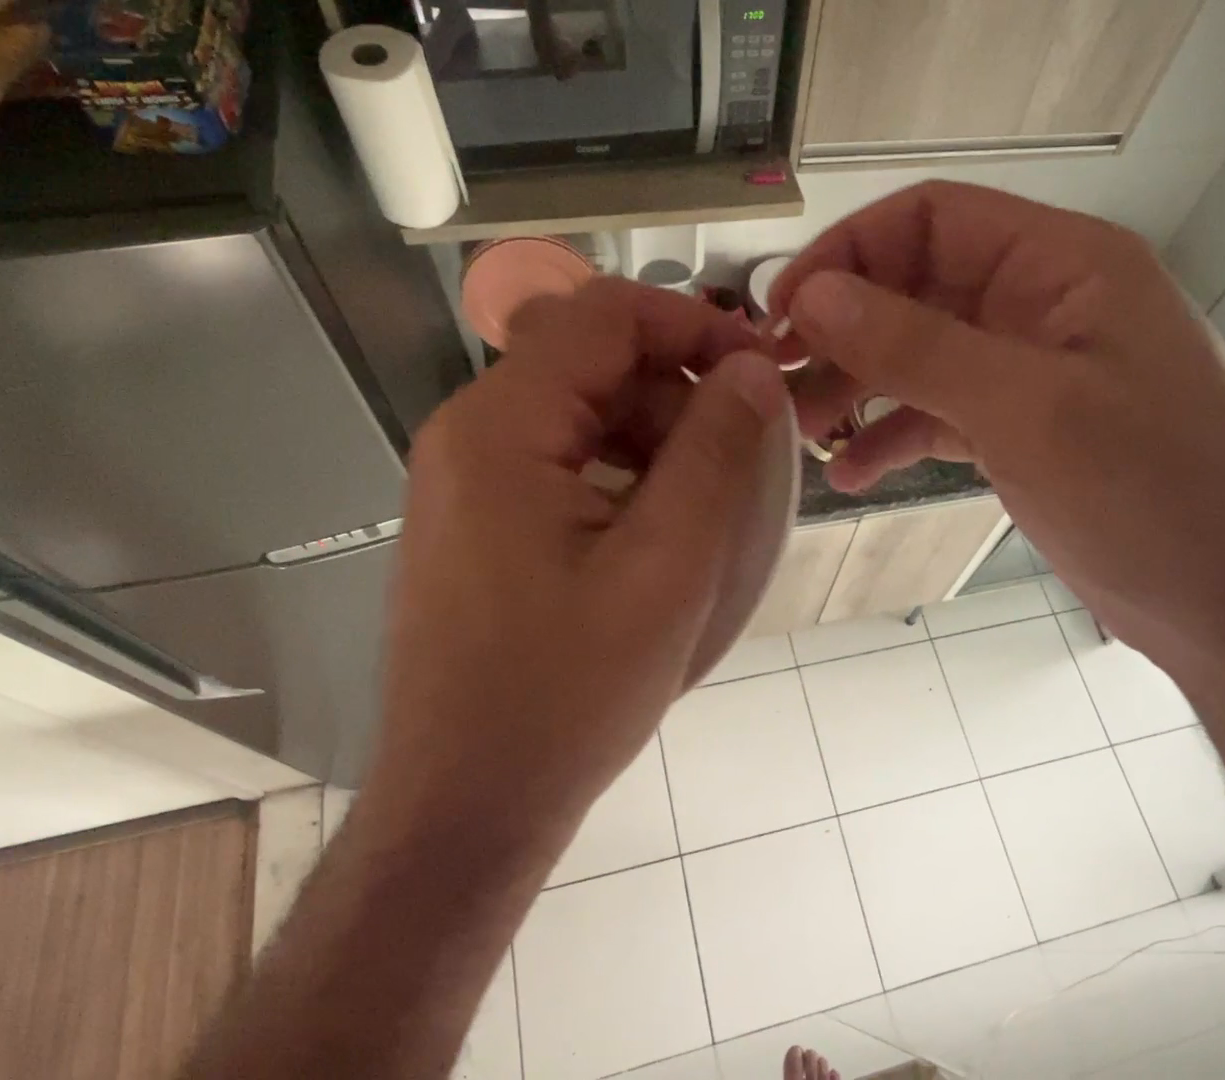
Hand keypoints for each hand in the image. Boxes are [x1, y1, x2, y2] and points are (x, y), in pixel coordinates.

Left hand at [369, 278, 789, 844]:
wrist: (468, 804)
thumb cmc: (568, 694)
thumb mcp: (667, 569)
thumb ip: (717, 455)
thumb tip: (754, 370)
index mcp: (501, 428)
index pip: (603, 315)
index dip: (692, 325)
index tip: (760, 374)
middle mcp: (467, 437)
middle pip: (588, 361)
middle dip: (677, 389)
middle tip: (746, 456)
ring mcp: (463, 485)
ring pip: (577, 415)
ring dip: (654, 438)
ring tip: (709, 506)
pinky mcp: (474, 528)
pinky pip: (558, 466)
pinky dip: (620, 476)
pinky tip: (658, 536)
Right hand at [770, 181, 1224, 666]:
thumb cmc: (1149, 492)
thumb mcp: (1025, 409)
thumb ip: (915, 347)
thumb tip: (812, 295)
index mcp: (1063, 265)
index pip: (932, 220)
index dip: (849, 255)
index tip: (783, 311)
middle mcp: (1047, 305)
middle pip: (918, 290)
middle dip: (844, 333)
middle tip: (777, 384)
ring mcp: (1037, 373)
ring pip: (924, 358)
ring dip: (861, 390)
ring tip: (805, 439)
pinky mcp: (1030, 433)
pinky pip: (946, 415)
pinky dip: (898, 438)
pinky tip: (853, 476)